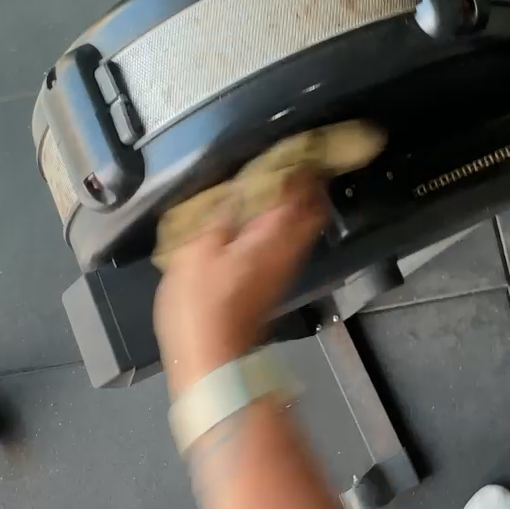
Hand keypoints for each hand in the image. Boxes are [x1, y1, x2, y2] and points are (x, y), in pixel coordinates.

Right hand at [153, 173, 328, 394]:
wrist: (212, 359)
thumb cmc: (202, 306)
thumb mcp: (198, 250)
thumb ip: (219, 217)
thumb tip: (234, 194)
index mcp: (273, 234)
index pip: (301, 192)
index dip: (304, 168)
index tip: (302, 149)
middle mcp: (287, 250)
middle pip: (312, 211)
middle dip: (309, 186)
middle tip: (298, 165)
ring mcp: (283, 269)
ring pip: (302, 228)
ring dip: (296, 205)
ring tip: (279, 186)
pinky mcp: (273, 284)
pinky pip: (288, 244)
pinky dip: (282, 226)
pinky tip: (261, 222)